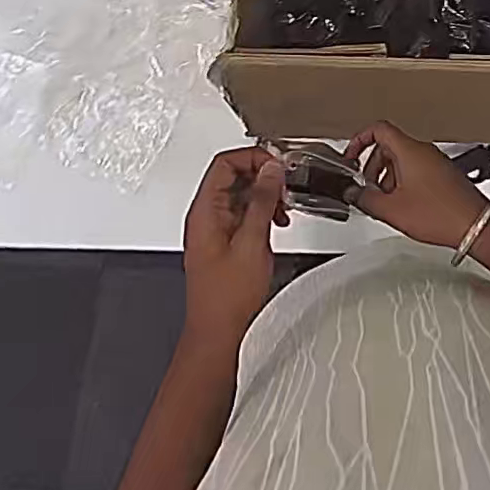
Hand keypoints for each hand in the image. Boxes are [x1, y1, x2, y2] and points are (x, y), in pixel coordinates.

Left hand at [182, 147, 288, 334]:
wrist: (220, 332)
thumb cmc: (228, 297)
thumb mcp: (252, 241)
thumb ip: (262, 201)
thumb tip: (271, 169)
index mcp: (205, 212)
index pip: (224, 164)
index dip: (253, 158)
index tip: (277, 166)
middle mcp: (206, 216)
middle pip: (233, 175)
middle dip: (263, 175)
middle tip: (284, 186)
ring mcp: (216, 228)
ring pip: (241, 193)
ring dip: (266, 194)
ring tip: (283, 206)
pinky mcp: (227, 240)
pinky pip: (245, 211)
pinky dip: (264, 210)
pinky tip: (278, 221)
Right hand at [344, 121, 489, 247]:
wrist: (474, 225)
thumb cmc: (442, 213)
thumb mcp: (391, 209)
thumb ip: (365, 198)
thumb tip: (354, 193)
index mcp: (409, 151)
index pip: (379, 129)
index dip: (360, 140)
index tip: (351, 156)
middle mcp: (424, 151)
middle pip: (388, 146)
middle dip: (372, 167)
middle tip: (367, 187)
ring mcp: (436, 162)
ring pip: (402, 160)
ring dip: (388, 177)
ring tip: (385, 201)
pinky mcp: (443, 174)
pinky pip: (417, 170)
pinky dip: (404, 183)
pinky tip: (404, 204)